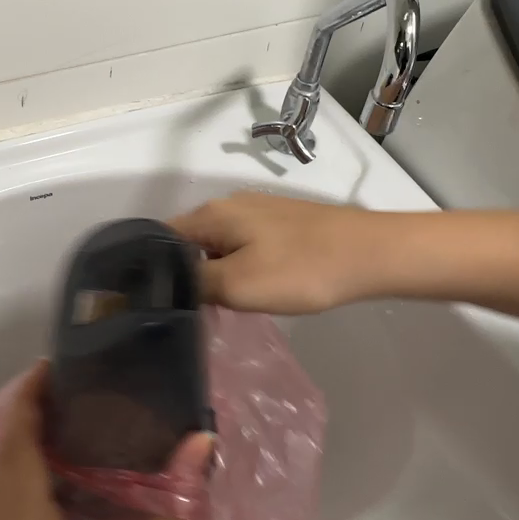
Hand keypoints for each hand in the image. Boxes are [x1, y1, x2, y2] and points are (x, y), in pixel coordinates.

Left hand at [0, 361, 211, 519]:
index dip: (25, 405)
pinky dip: (24, 487)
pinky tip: (62, 483)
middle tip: (64, 388)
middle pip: (4, 470)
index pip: (17, 455)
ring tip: (65, 423)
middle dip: (25, 421)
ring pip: (1, 496)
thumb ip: (176, 502)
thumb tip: (199, 439)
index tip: (47, 369)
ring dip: (22, 454)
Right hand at [170, 193, 388, 314]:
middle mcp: (229, 205)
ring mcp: (258, 213)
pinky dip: (238, 269)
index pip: (160, 238)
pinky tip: (251, 293)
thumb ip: (192, 282)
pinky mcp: (281, 225)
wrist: (369, 254)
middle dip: (183, 275)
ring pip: (218, 246)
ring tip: (217, 310)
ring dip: (213, 275)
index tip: (149, 303)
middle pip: (188, 241)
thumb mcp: (236, 284)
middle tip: (185, 313)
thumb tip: (163, 283)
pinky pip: (243, 247)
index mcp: (211, 214)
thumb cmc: (299, 269)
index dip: (149, 269)